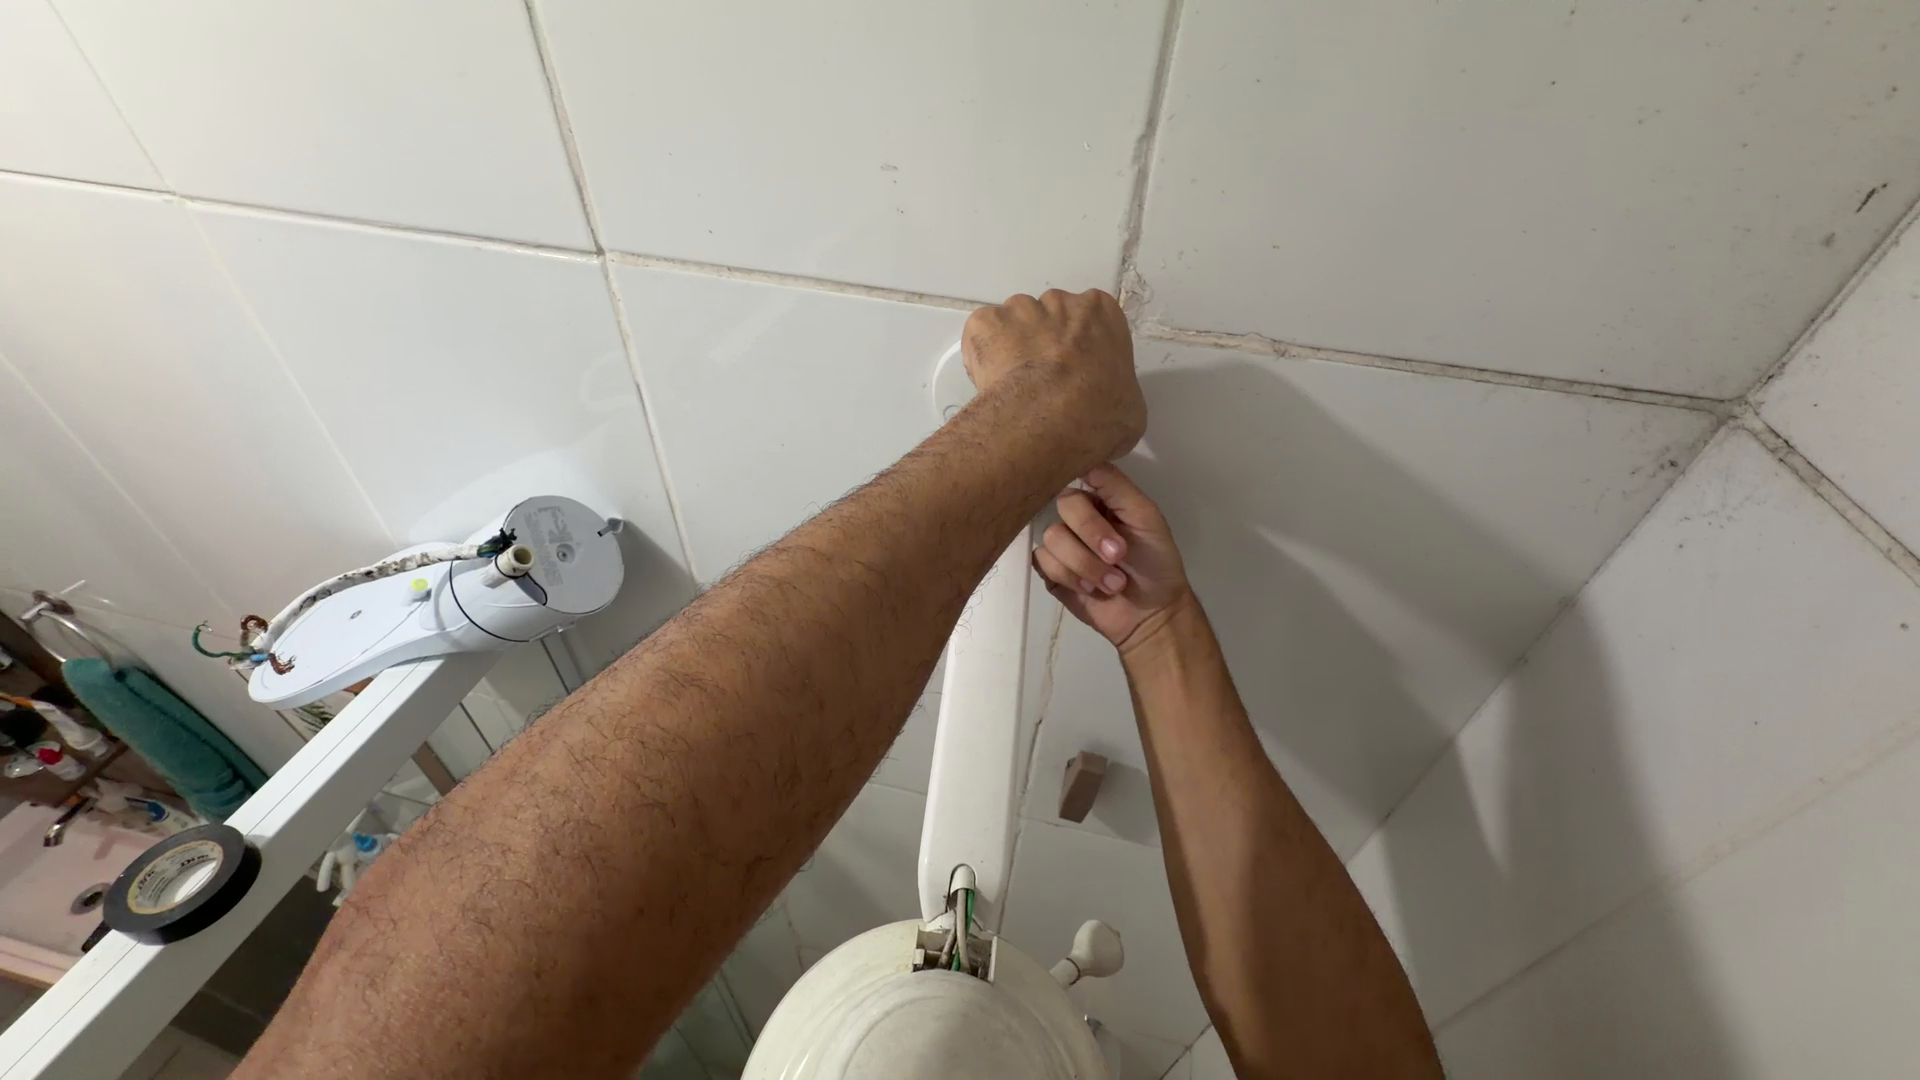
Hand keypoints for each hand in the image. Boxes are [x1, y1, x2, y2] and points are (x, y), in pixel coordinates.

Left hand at [963, 289, 1146, 465]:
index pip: (1089, 321)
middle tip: (1041, 385)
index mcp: (1102, 313)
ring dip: (1012, 350)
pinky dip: (981, 356)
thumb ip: (1115, 392)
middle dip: (1043, 346)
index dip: (1078, 349)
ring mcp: (1020, 309)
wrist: (1051, 420)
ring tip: (1014, 388)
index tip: (1073, 375)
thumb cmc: (1100, 415)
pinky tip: (992, 384)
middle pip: (1049, 319)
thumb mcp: (1129, 409)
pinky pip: (981, 335)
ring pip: (1013, 325)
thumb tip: (1105, 407)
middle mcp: (1061, 301)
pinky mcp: (985, 324)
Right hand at [1031, 463, 1191, 651]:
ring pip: (1052, 538)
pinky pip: (1043, 562)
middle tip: (1118, 557)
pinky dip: (1070, 577)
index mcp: (1100, 499)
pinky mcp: (1049, 570)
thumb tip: (1087, 461)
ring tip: (1112, 582)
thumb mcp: (1146, 518)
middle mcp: (1077, 517)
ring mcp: (1061, 544)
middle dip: (1092, 535)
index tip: (1106, 513)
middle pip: (1064, 506)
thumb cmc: (1155, 562)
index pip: (1080, 478)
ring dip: (1086, 564)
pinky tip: (1090, 589)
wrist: (1150, 615)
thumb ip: (1117, 487)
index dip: (1090, 497)